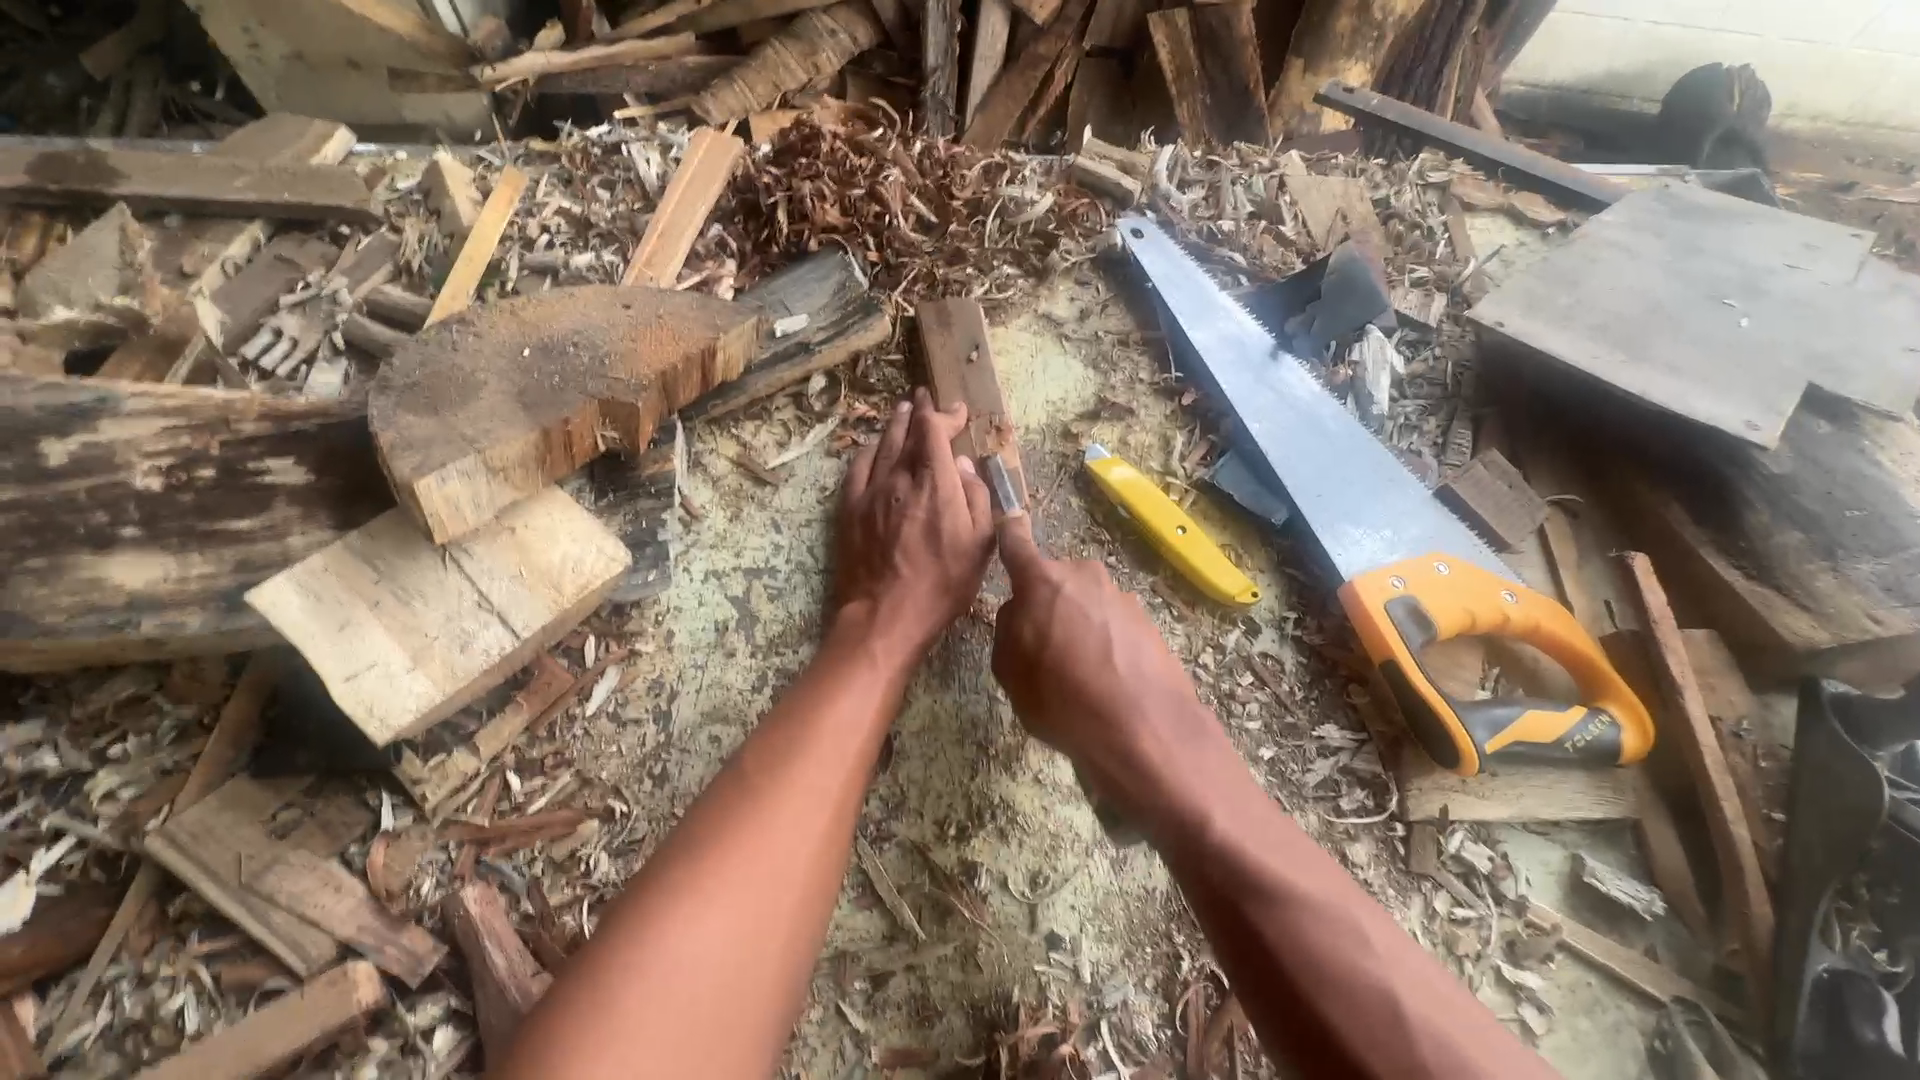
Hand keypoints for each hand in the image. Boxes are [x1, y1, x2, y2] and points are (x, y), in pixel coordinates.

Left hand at [834, 389, 992, 660]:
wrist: (883, 616)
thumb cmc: (941, 586)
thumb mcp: (979, 546)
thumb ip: (976, 499)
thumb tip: (965, 466)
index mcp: (935, 484)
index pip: (936, 432)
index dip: (946, 415)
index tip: (957, 410)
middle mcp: (900, 478)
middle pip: (907, 432)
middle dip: (919, 412)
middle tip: (924, 397)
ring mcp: (870, 492)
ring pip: (881, 446)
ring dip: (894, 425)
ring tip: (902, 410)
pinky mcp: (849, 510)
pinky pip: (857, 468)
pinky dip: (867, 450)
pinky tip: (871, 447)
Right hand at [991, 511, 1231, 831]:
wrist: (1143, 728)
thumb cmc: (1061, 699)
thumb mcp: (1010, 672)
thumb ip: (1008, 629)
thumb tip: (1021, 610)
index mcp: (1042, 581)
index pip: (1016, 543)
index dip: (1009, 530)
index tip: (1009, 516)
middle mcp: (1084, 576)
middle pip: (1056, 582)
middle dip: (1048, 605)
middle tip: (1044, 649)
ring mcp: (1121, 597)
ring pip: (1087, 605)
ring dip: (1080, 627)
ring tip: (1081, 676)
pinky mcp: (1149, 622)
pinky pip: (1114, 625)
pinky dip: (1107, 645)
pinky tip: (1109, 683)